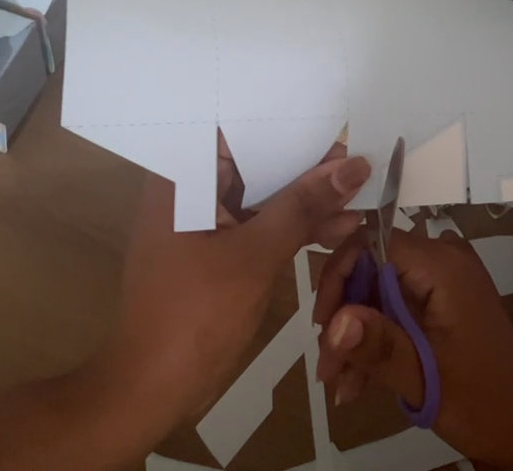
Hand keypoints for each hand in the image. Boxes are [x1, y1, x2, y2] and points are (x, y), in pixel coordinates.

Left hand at [93, 146, 370, 429]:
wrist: (150, 392)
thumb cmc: (193, 316)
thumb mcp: (255, 255)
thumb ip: (304, 206)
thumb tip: (354, 166)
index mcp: (185, 177)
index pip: (242, 129)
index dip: (292, 123)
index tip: (339, 119)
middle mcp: (193, 188)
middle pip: (258, 161)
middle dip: (309, 162)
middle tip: (360, 156)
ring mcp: (206, 220)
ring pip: (266, 193)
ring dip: (309, 198)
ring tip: (362, 191)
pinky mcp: (219, 248)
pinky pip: (263, 222)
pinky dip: (296, 226)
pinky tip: (340, 225)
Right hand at [313, 229, 512, 470]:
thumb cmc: (483, 400)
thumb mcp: (424, 376)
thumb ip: (378, 346)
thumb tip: (333, 322)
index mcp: (442, 266)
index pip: (373, 243)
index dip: (340, 276)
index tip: (322, 323)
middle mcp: (443, 261)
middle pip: (374, 268)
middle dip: (345, 315)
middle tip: (328, 367)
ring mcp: (444, 281)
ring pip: (381, 291)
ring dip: (357, 333)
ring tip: (340, 384)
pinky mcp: (443, 303)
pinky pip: (398, 306)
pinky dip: (377, 338)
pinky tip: (358, 381)